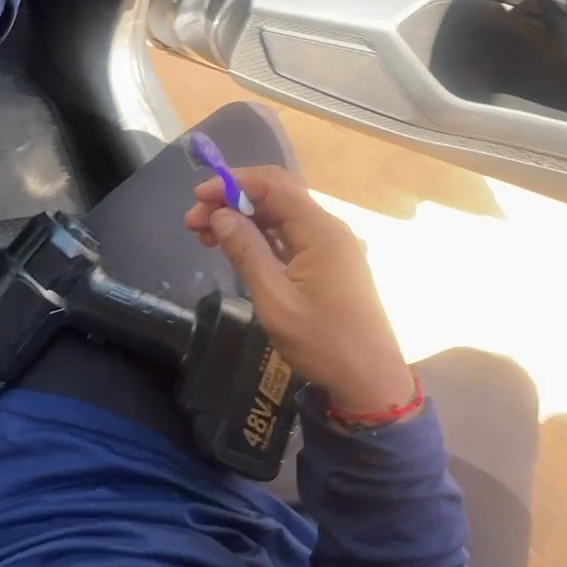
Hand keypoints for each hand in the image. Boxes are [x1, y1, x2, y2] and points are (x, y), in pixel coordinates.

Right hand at [184, 165, 418, 415]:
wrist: (372, 383)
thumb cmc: (323, 342)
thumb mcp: (275, 299)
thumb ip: (246, 251)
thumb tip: (220, 215)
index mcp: (320, 230)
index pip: (272, 184)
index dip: (232, 183)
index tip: (198, 198)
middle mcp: (329, 229)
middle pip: (275, 197)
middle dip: (232, 202)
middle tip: (194, 224)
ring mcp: (332, 246)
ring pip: (281, 217)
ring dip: (243, 220)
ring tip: (206, 237)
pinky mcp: (330, 264)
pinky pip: (291, 236)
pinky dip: (261, 237)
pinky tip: (236, 249)